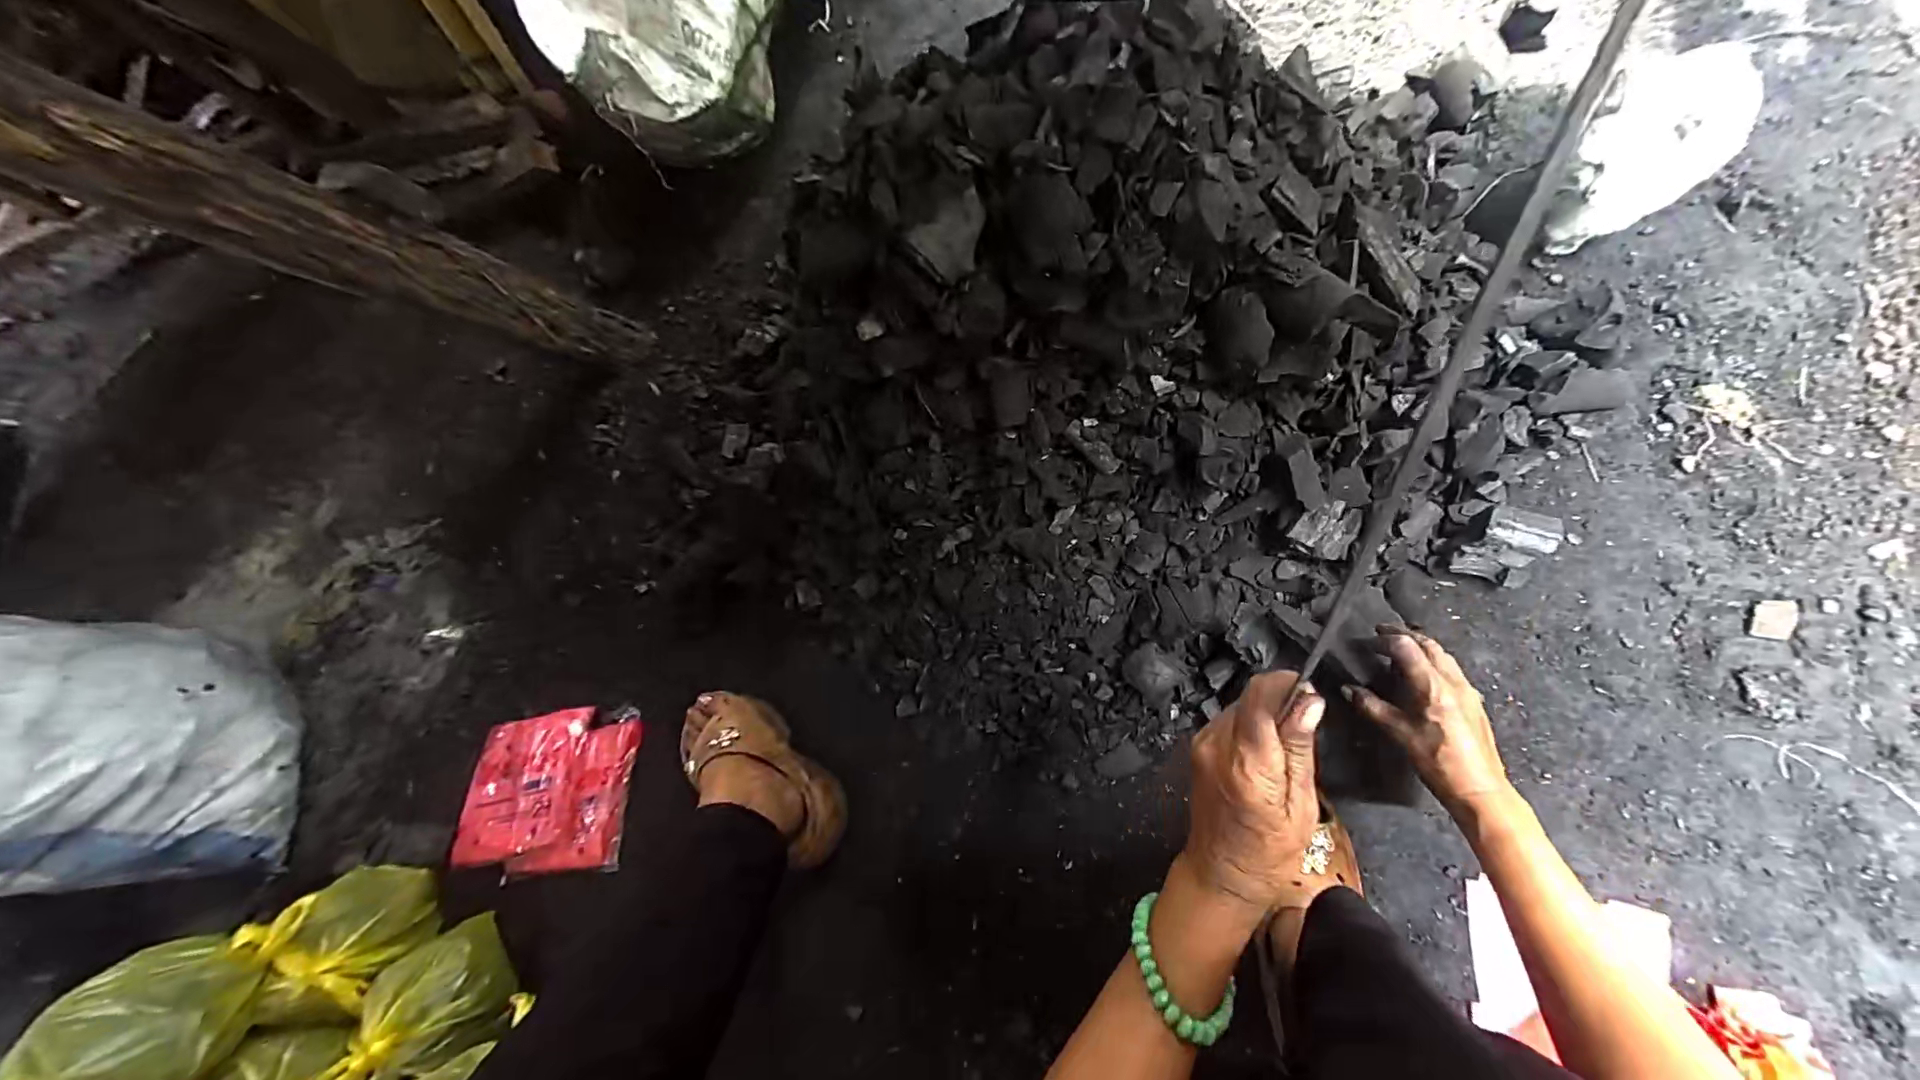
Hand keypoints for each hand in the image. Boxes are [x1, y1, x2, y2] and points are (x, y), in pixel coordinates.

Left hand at [1184, 671, 1324, 911]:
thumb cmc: (1269, 850)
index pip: (1260, 695)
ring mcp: (1202, 743)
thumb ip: (1300, 748)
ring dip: (1265, 716)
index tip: (1310, 695)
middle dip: (1280, 703)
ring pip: (1239, 706)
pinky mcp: (1198, 746)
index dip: (1288, 685)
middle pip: (1249, 697)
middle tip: (1303, 733)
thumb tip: (1309, 700)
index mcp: (1246, 761)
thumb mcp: (1299, 804)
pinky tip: (1263, 756)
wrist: (1220, 870)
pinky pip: (1228, 721)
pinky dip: (1250, 728)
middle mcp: (1216, 744)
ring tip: (1283, 752)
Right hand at [1347, 627, 1511, 818]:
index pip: (1406, 647)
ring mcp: (1468, 691)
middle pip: (1429, 644)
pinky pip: (1451, 669)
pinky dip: (1432, 661)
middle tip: (1381, 634)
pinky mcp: (1474, 702)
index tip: (1367, 641)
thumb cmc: (1437, 762)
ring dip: (1420, 646)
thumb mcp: (1399, 733)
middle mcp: (1454, 682)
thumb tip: (1350, 689)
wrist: (1480, 789)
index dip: (1384, 639)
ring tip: (1399, 650)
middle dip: (1404, 635)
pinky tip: (1421, 675)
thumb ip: (1372, 707)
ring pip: (1443, 655)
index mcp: (1433, 687)